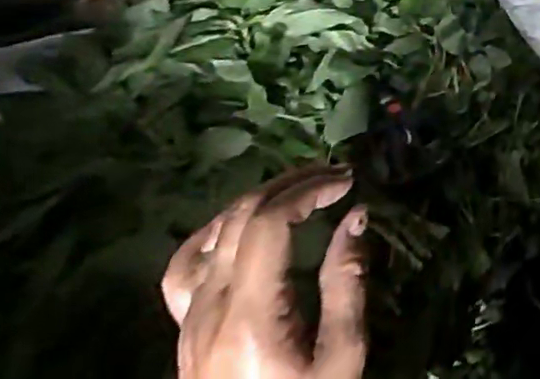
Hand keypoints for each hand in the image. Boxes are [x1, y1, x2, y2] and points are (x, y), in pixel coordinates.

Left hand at [162, 165, 367, 378]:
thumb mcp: (340, 361)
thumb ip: (347, 284)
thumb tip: (355, 216)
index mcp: (249, 316)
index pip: (269, 222)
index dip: (307, 189)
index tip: (345, 182)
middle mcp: (210, 308)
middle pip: (243, 214)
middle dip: (291, 184)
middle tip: (332, 178)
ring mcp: (189, 319)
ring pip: (215, 230)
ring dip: (260, 199)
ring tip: (298, 194)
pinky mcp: (183, 330)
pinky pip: (187, 266)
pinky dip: (215, 233)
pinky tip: (240, 228)